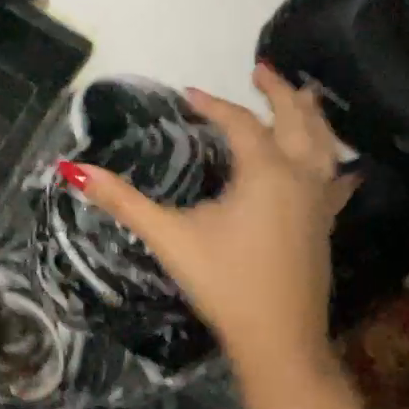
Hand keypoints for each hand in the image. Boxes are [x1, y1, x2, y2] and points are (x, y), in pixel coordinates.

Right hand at [66, 65, 357, 361]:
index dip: (213, 105)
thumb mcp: (167, 236)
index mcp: (266, 173)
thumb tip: (73, 170)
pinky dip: (331, 159)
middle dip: (279, 92)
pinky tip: (336, 166)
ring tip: (302, 98)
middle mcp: (300, 178)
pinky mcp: (324, 225)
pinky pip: (334, 178)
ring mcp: (319, 203)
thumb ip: (122, 201)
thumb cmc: (223, 282)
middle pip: (298, 121)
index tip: (187, 94)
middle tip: (261, 69)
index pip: (239, 124)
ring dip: (311, 116)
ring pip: (325, 145)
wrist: (277, 339)